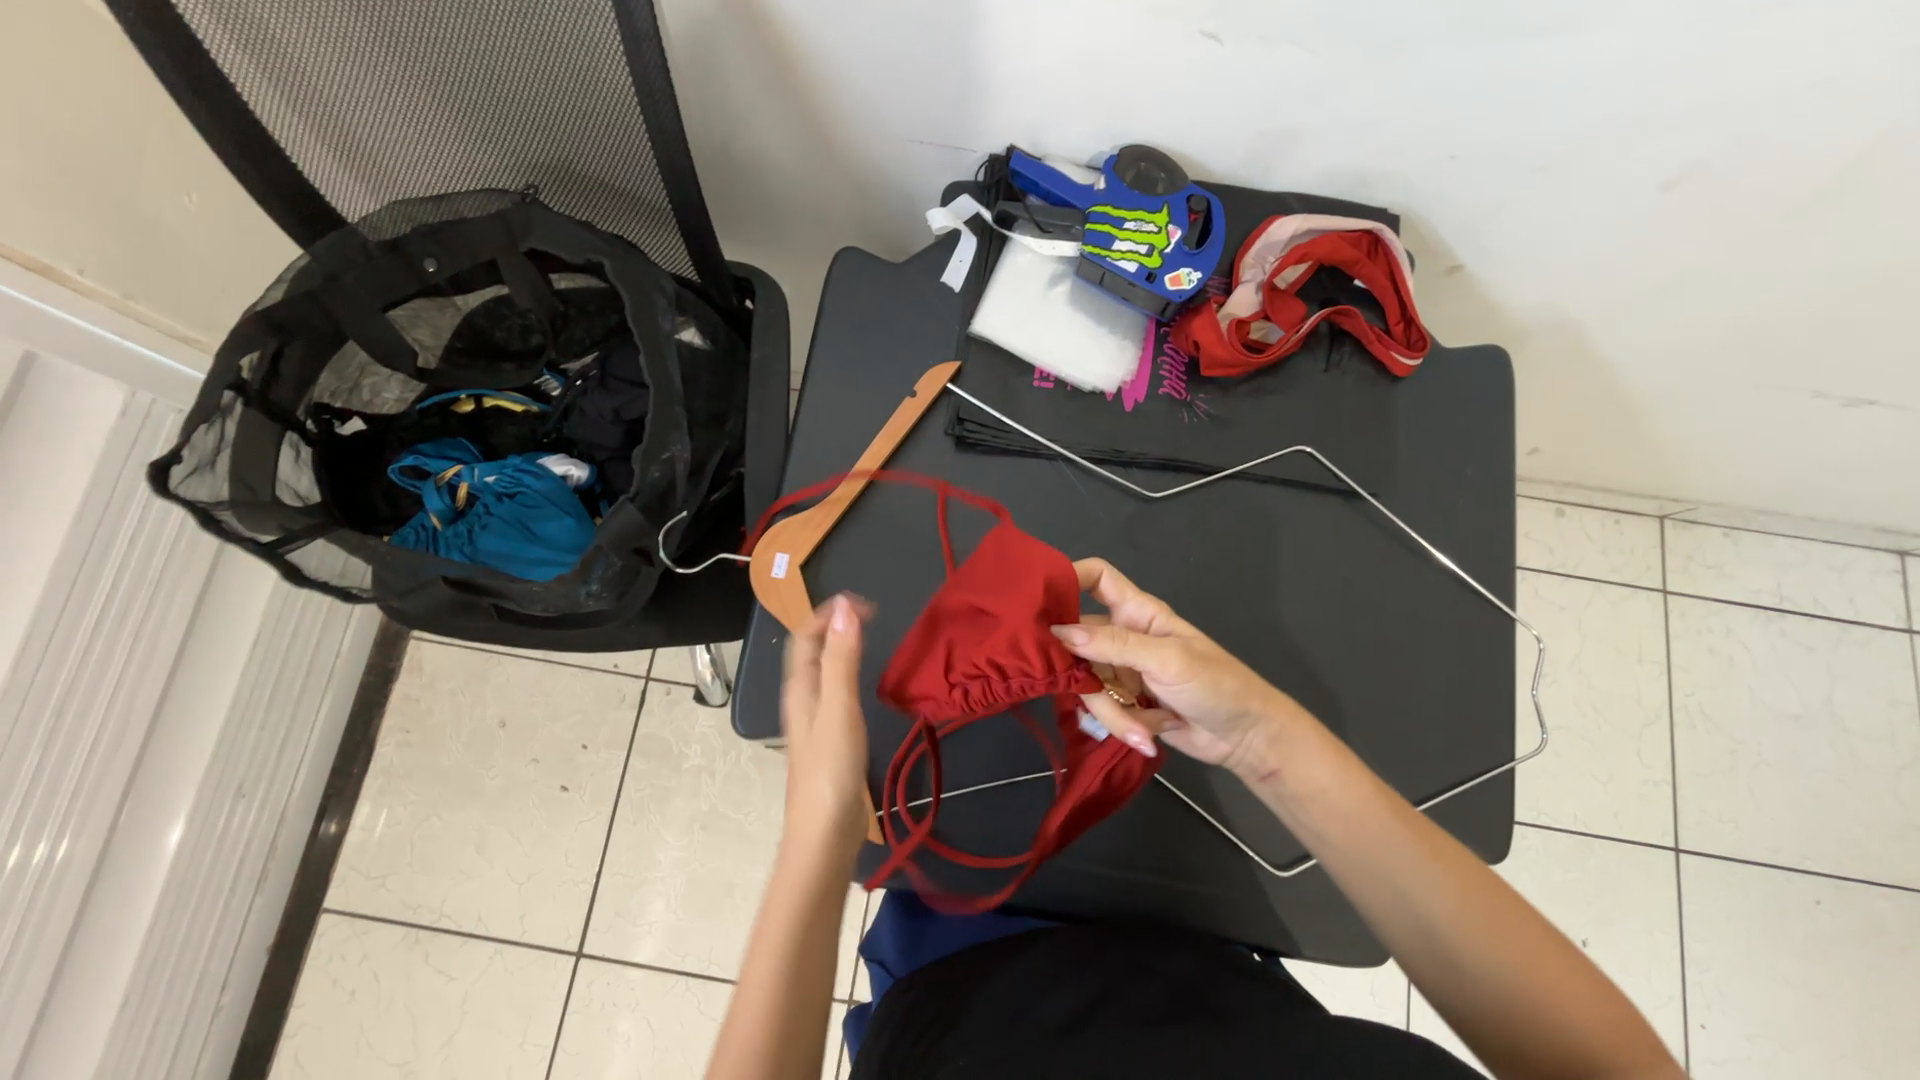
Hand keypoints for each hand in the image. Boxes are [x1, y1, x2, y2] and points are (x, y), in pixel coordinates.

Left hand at [780, 593, 873, 862]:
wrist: (824, 835)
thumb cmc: (831, 771)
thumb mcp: (839, 709)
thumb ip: (842, 660)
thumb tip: (843, 608)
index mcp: (800, 689)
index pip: (804, 637)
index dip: (827, 612)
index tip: (863, 602)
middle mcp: (802, 701)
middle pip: (810, 653)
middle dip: (832, 626)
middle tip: (869, 614)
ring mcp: (813, 724)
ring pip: (821, 674)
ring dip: (839, 649)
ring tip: (866, 638)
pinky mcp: (828, 744)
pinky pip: (833, 696)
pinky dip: (846, 677)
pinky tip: (862, 689)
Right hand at [1053, 558, 1299, 773]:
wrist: (1246, 737)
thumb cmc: (1217, 684)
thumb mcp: (1167, 660)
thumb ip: (1114, 646)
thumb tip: (1059, 633)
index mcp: (1136, 611)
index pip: (1096, 578)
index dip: (1068, 579)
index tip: (1038, 600)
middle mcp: (1122, 636)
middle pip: (1076, 639)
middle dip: (1076, 667)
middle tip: (1081, 687)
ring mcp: (1120, 671)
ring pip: (1086, 682)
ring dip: (1111, 710)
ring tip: (1141, 728)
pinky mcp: (1123, 703)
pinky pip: (1100, 709)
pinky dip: (1120, 725)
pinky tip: (1145, 736)